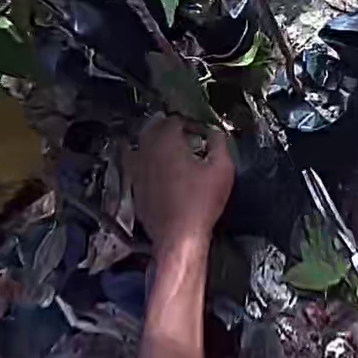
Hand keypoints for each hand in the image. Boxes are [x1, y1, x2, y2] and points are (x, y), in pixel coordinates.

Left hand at [126, 115, 233, 249]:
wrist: (179, 237)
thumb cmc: (201, 202)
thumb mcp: (222, 168)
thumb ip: (219, 143)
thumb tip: (215, 133)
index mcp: (167, 143)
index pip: (174, 120)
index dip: (190, 123)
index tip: (202, 133)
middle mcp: (147, 153)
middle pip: (154, 129)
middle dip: (171, 129)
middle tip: (187, 137)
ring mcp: (137, 171)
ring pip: (142, 147)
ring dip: (157, 144)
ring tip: (173, 152)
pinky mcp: (135, 189)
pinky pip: (138, 166)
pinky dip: (149, 163)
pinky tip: (163, 172)